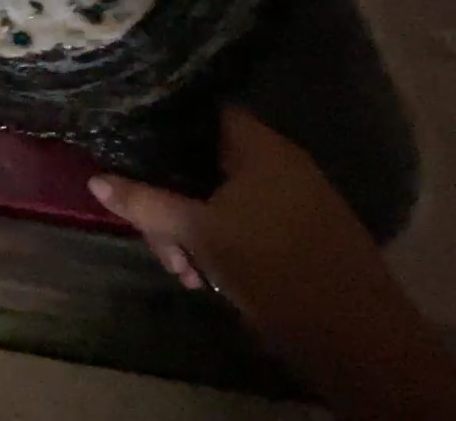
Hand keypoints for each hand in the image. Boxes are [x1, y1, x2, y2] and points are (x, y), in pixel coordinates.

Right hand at [88, 107, 394, 333]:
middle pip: (200, 160)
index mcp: (260, 150)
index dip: (162, 118)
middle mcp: (280, 165)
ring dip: (187, 228)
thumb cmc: (274, 267)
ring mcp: (292, 201)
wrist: (361, 343)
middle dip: (167, 195)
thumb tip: (94, 179)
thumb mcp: (195, 232)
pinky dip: (214, 242)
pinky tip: (202, 275)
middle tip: (151, 231)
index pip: (203, 111)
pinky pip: (240, 221)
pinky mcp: (297, 234)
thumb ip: (142, 201)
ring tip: (180, 267)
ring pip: (216, 196)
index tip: (126, 133)